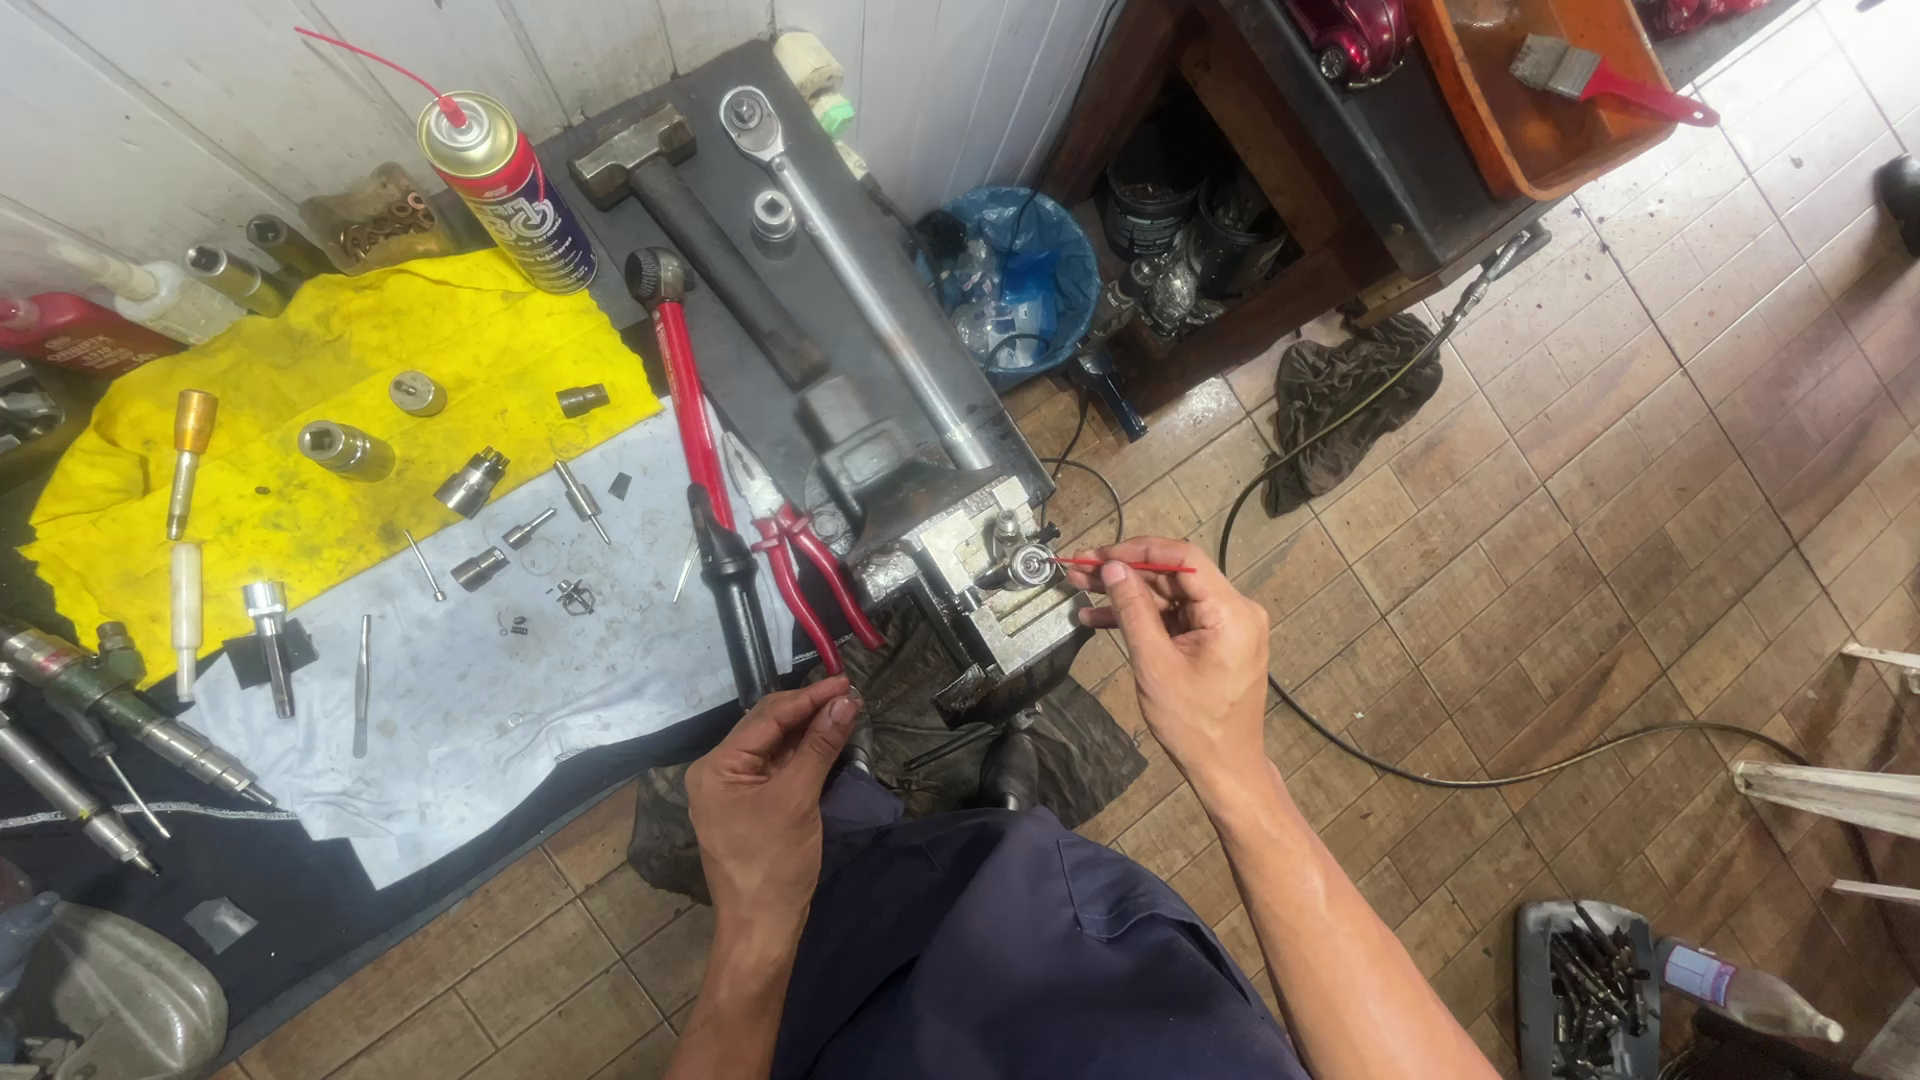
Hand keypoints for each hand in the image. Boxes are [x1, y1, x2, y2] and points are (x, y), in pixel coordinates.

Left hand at [686, 677, 859, 943]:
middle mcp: (719, 770)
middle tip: (849, 694)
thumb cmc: (774, 864)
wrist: (763, 928)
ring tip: (845, 709)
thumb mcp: (798, 798)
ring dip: (809, 728)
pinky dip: (805, 751)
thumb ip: (820, 745)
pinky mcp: (753, 803)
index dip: (808, 697)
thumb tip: (846, 701)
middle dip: (809, 708)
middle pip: (768, 726)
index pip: (767, 717)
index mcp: (717, 766)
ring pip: (776, 744)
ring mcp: (735, 788)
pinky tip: (829, 738)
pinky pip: (779, 765)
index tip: (845, 682)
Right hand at [1062, 537, 1270, 791]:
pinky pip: (1174, 616)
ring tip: (1080, 590)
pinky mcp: (1214, 638)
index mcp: (1230, 611)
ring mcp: (1226, 623)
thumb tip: (1112, 567)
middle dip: (1123, 572)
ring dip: (1126, 594)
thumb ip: (1133, 610)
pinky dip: (1142, 617)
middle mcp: (1235, 608)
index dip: (1136, 551)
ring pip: (1169, 594)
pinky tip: (1101, 618)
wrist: (1224, 767)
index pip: (1182, 558)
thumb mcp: (1154, 663)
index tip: (1097, 555)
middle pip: (1173, 574)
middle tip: (1078, 571)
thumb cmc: (1192, 722)